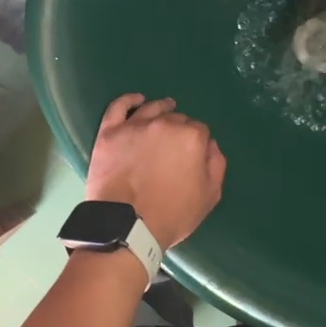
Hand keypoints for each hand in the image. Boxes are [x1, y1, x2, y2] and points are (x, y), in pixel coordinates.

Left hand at [85, 94, 225, 248]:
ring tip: (164, 109)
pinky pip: (119, 107)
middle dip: (179, 129)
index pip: (200, 131)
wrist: (127, 226)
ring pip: (151, 108)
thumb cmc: (172, 214)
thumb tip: (210, 145)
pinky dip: (129, 100)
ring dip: (161, 108)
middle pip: (177, 119)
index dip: (197, 143)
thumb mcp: (209, 196)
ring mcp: (134, 126)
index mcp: (191, 138)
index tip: (192, 155)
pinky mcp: (109, 132)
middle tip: (175, 146)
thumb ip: (216, 165)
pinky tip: (136, 100)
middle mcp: (164, 124)